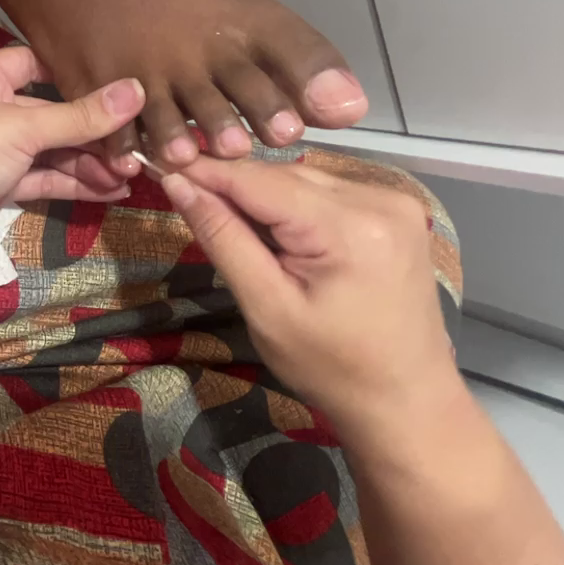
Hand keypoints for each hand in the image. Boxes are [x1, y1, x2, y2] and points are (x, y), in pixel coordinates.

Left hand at [0, 46, 143, 270]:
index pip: (33, 63)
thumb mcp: (22, 128)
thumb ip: (80, 116)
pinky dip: (73, 183)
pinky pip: (42, 177)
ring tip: (135, 173)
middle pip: (50, 112)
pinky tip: (112, 190)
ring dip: (88, 161)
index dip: (73, 71)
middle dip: (93, 129)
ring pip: (49, 149)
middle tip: (139, 145)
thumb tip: (137, 90)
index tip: (121, 80)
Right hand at [158, 158, 460, 439]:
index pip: (256, 179)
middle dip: (227, 184)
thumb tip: (176, 183)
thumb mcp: (265, 306)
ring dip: (255, 194)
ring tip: (221, 219)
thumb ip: (222, 237)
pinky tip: (269, 231)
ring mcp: (393, 201)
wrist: (407, 400)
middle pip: (278, 174)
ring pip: (297, 178)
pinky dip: (285, 204)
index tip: (156, 164)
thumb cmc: (330, 365)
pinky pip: (320, 191)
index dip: (203, 169)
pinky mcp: (393, 210)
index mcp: (350, 226)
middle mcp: (379, 199)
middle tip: (178, 194)